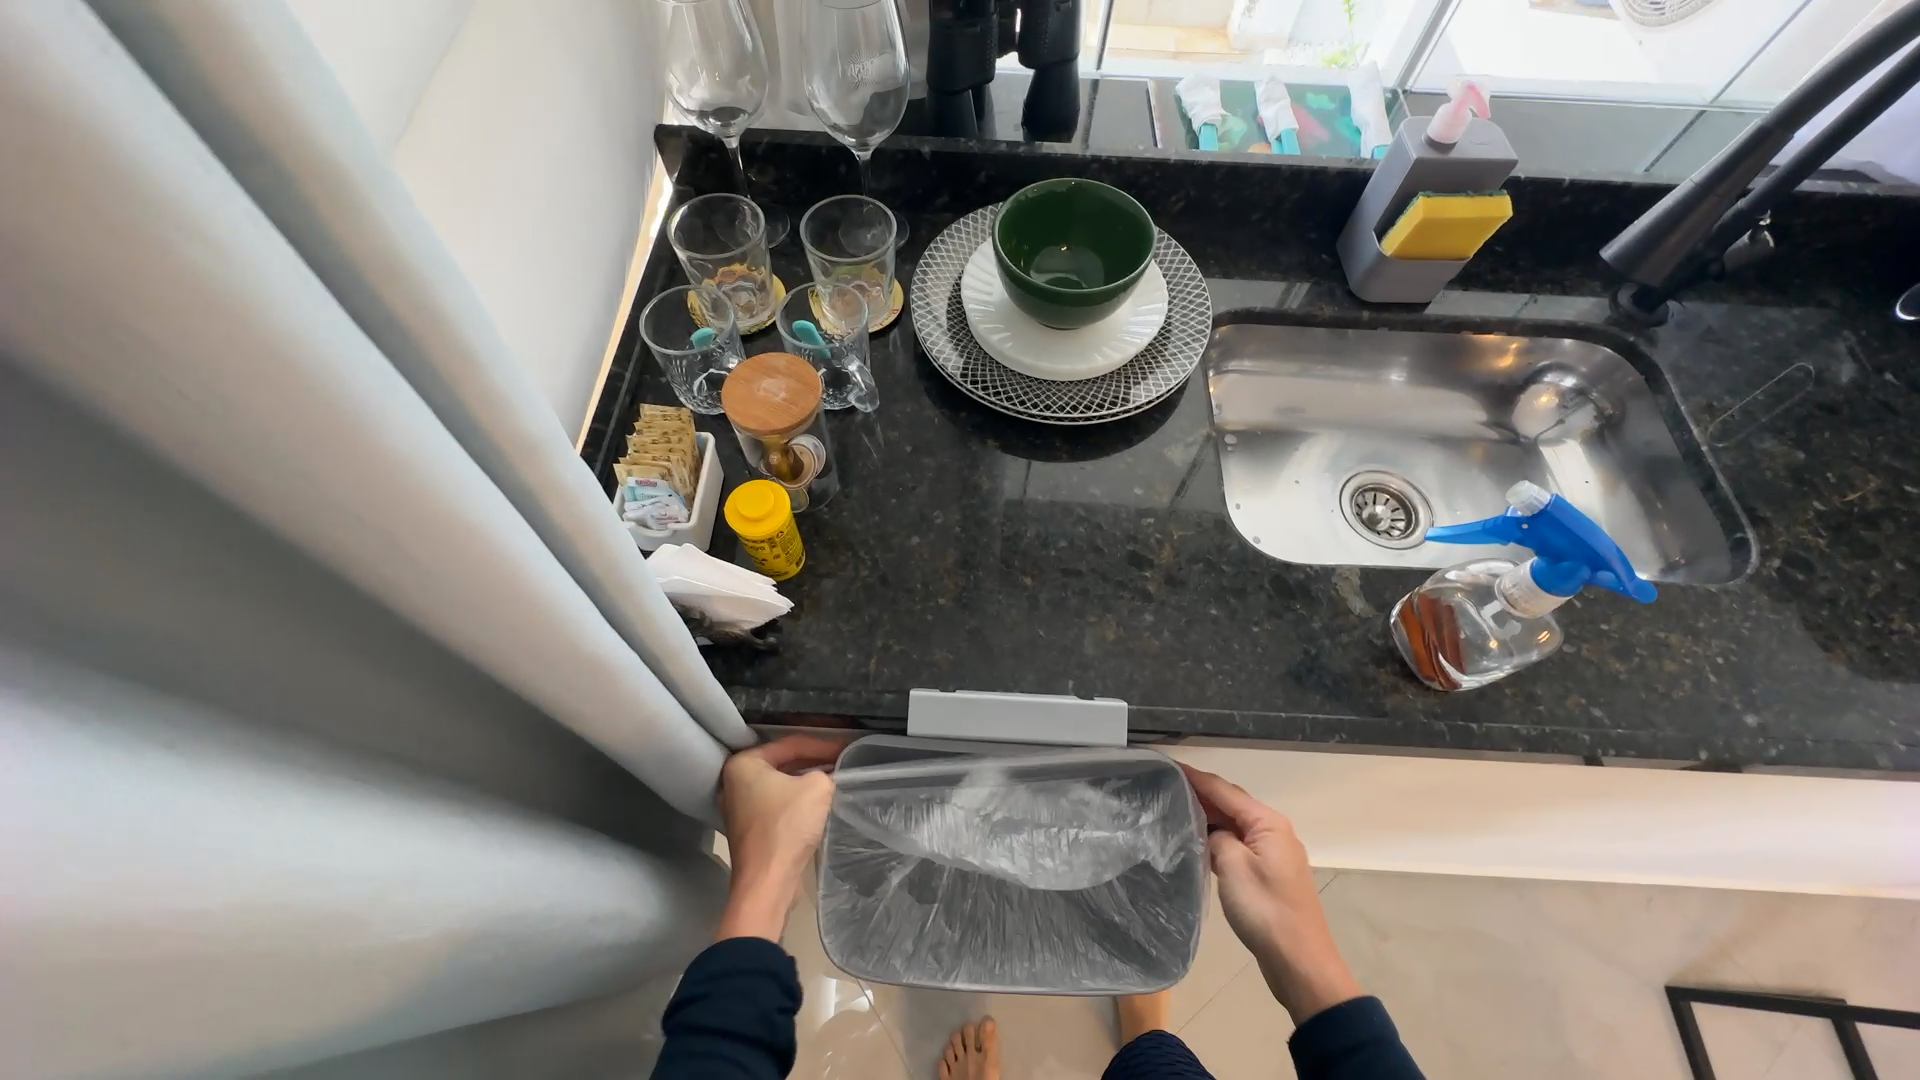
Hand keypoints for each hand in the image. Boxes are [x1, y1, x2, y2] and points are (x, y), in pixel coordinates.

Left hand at [715, 734, 844, 942]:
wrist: (768, 882)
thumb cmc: (788, 827)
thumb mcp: (818, 787)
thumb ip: (824, 772)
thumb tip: (825, 777)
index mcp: (743, 764)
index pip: (790, 744)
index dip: (822, 745)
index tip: (846, 747)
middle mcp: (734, 782)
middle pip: (782, 763)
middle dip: (813, 761)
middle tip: (841, 761)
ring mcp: (739, 808)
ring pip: (780, 785)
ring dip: (806, 781)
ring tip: (834, 778)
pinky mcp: (749, 829)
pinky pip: (777, 804)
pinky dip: (797, 800)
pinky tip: (818, 802)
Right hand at [1180, 763, 1362, 1023]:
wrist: (1299, 962)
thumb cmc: (1266, 910)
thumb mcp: (1233, 866)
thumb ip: (1217, 837)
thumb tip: (1212, 833)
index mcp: (1267, 822)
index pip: (1224, 789)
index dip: (1194, 776)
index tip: (1166, 764)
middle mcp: (1273, 830)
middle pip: (1231, 803)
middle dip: (1200, 793)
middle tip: (1163, 785)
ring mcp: (1272, 853)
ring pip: (1234, 824)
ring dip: (1207, 816)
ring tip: (1173, 808)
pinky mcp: (1268, 873)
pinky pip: (1237, 843)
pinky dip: (1216, 837)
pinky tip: (1196, 841)